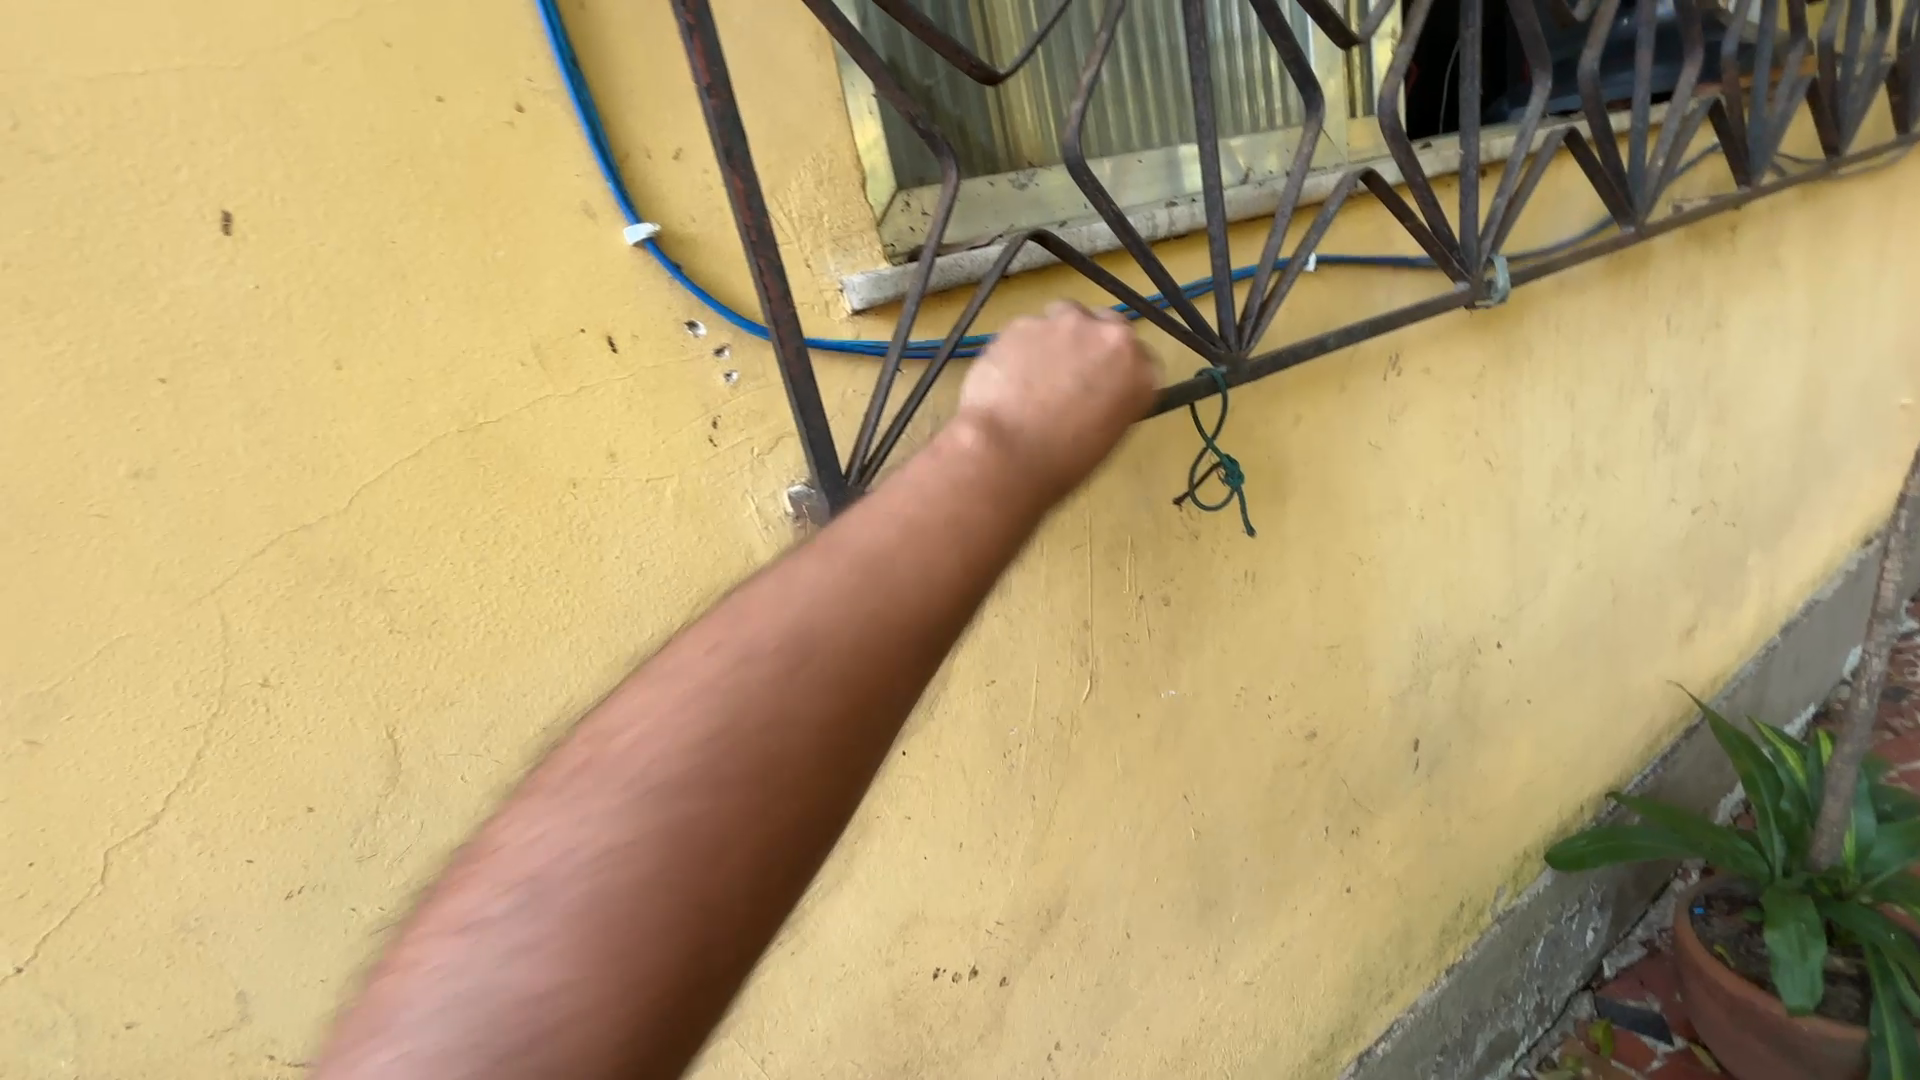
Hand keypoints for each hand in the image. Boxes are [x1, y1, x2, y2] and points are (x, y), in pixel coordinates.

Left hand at [950, 301, 1157, 502]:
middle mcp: (1113, 338)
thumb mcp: (1105, 438)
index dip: (1117, 372)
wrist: (1005, 452)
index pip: (1141, 361)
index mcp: (1142, 374)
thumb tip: (1095, 396)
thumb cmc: (1059, 463)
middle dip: (1091, 346)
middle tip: (1067, 378)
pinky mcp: (1026, 322)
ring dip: (1057, 338)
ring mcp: (1068, 323)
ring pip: (1067, 318)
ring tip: (1034, 374)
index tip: (1101, 386)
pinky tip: (1008, 375)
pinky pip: (1029, 328)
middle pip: (1109, 328)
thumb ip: (1111, 404)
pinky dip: (1022, 346)